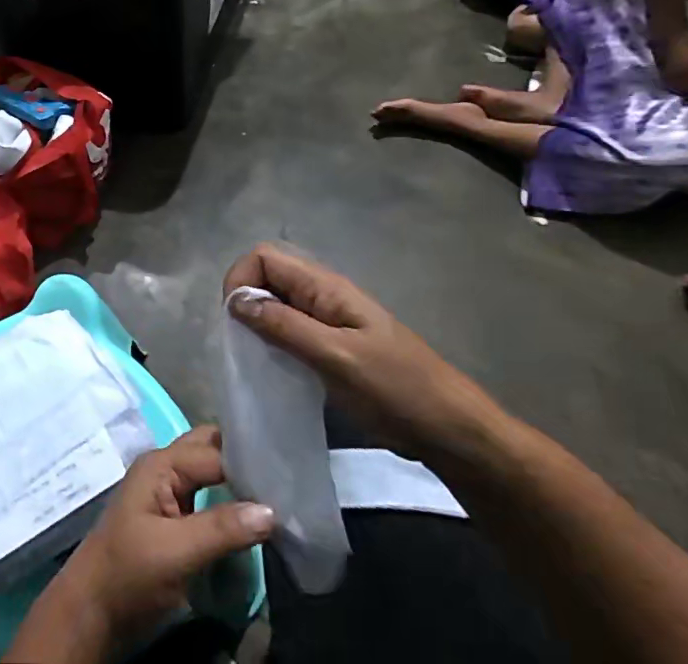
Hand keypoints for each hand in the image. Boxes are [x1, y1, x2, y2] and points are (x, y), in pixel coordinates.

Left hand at [8, 427, 272, 661]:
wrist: (96, 607)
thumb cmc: (129, 571)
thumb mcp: (176, 550)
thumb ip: (222, 528)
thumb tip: (273, 509)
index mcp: (160, 465)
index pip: (215, 452)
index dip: (251, 461)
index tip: (294, 474)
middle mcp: (165, 469)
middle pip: (211, 450)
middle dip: (245, 456)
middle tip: (290, 474)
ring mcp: (169, 493)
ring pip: (211, 473)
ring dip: (240, 479)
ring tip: (285, 491)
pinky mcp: (176, 517)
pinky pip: (210, 497)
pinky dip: (233, 501)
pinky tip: (259, 513)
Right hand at [222, 244, 505, 464]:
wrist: (451, 430)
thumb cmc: (397, 389)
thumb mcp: (336, 357)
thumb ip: (284, 325)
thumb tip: (236, 301)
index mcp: (326, 287)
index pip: (264, 256)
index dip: (241, 279)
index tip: (235, 319)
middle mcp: (323, 294)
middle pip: (267, 276)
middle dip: (245, 301)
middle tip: (244, 340)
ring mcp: (328, 319)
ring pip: (276, 303)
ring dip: (258, 323)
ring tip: (258, 355)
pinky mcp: (331, 344)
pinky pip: (289, 328)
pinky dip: (273, 340)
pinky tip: (276, 366)